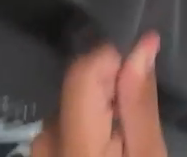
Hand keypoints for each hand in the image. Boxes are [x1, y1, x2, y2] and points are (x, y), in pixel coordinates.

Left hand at [30, 34, 164, 156]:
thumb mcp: (148, 156)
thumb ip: (140, 104)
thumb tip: (144, 41)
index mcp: (72, 140)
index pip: (85, 67)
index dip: (115, 58)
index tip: (139, 68)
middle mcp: (44, 136)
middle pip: (80, 80)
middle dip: (110, 84)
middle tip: (134, 116)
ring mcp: (37, 144)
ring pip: (74, 97)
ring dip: (99, 104)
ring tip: (120, 131)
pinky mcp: (40, 149)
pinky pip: (65, 117)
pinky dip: (85, 121)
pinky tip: (102, 143)